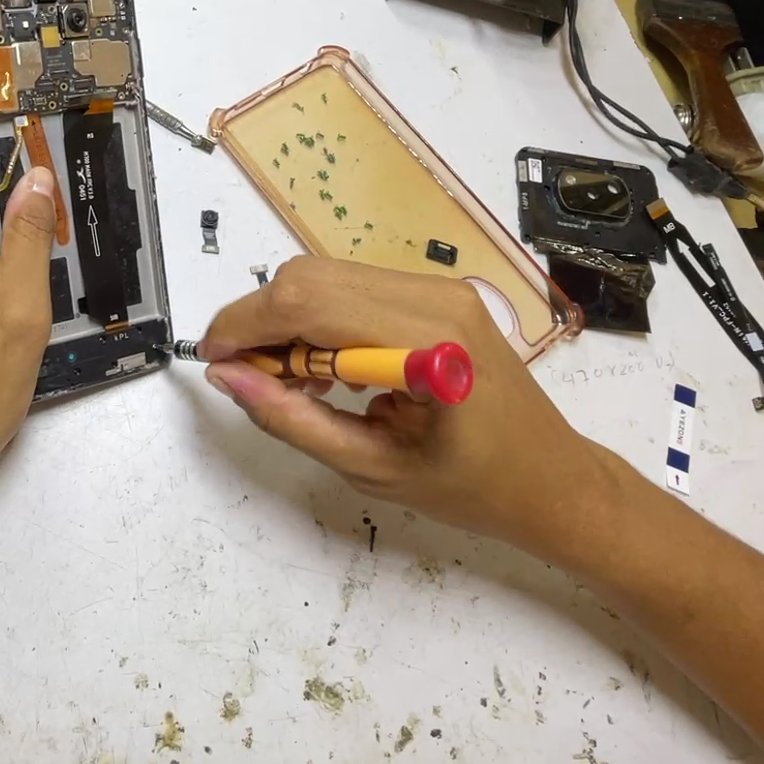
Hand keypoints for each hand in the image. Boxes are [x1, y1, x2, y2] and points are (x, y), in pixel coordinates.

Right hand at [198, 257, 616, 552]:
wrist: (553, 479)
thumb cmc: (470, 489)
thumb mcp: (368, 468)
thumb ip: (288, 418)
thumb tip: (224, 375)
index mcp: (426, 340)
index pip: (306, 303)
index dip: (244, 325)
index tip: (211, 360)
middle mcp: (431, 294)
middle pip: (307, 277)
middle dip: (259, 321)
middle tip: (249, 375)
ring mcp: (435, 286)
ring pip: (321, 275)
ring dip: (284, 319)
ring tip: (291, 378)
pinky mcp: (432, 290)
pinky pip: (346, 285)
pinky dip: (314, 317)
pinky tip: (324, 365)